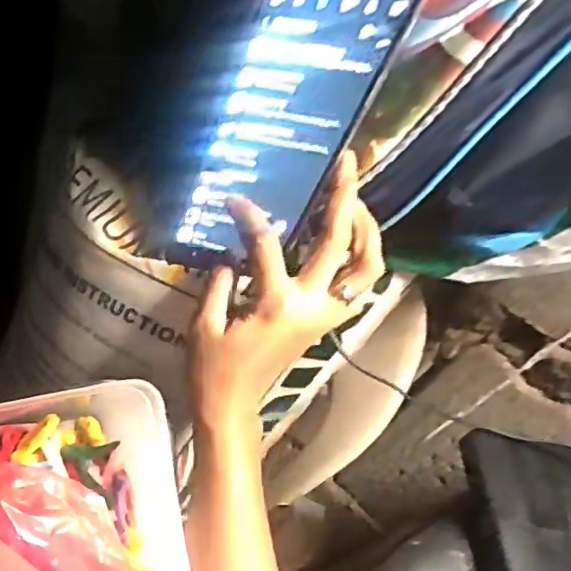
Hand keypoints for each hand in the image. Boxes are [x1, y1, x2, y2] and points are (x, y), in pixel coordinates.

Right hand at [188, 151, 386, 432]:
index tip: (235, 200)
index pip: (266, 246)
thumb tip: (231, 254)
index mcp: (275, 304)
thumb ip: (218, 285)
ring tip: (356, 203)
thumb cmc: (212, 370)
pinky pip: (360, 285)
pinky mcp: (325, 323)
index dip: (250, 218)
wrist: (231, 406)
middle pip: (338, 242)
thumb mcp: (203, 326)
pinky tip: (350, 243)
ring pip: (366, 264)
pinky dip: (363, 260)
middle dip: (344, 198)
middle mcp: (310, 304)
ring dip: (367, 229)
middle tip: (347, 164)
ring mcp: (324, 315)